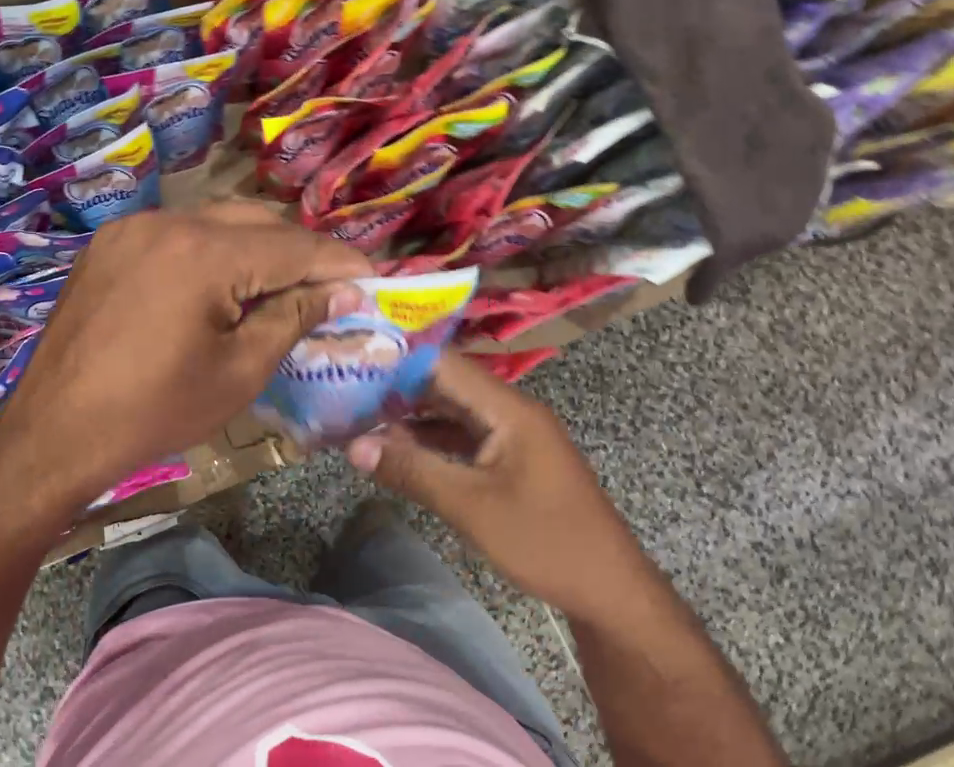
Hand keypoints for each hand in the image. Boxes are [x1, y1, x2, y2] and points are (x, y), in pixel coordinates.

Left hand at [0, 202, 371, 509]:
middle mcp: (166, 221)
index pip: (292, 245)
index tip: (374, 278)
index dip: (339, 261)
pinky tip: (218, 286)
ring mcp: (130, 229)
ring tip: (277, 287)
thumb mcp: (238, 372)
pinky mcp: (108, 244)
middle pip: (253, 220)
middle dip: (296, 250)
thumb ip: (292, 319)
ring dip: (251, 247)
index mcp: (202, 252)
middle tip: (327, 288)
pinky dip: (207, 251)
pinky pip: (174, 233)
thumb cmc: (154, 411)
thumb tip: (339, 291)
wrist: (55, 428)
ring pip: (212, 221)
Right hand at [347, 350, 660, 624]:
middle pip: (445, 383)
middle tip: (341, 389)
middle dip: (394, 386)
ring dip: (408, 413)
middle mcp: (512, 411)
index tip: (348, 361)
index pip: (443, 364)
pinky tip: (394, 448)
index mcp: (510, 409)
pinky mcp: (511, 459)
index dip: (395, 359)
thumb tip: (351, 446)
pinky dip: (428, 438)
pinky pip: (462, 434)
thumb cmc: (545, 543)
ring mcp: (513, 435)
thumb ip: (411, 470)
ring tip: (356, 415)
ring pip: (451, 409)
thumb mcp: (470, 506)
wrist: (612, 594)